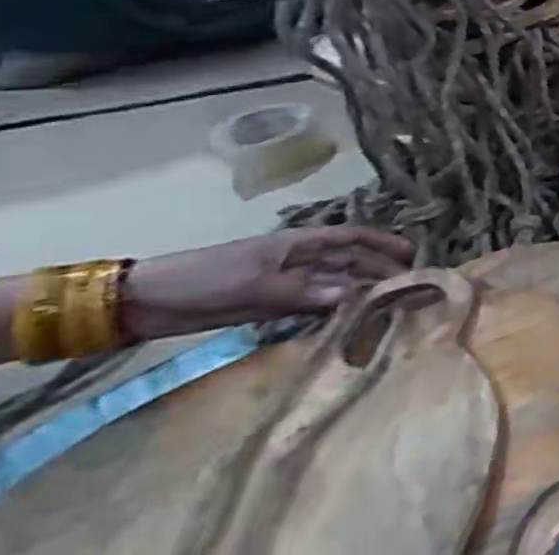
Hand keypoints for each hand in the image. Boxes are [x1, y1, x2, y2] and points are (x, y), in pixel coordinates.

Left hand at [121, 227, 413, 339]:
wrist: (146, 301)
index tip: (412, 254)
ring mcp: (287, 283)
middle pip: (350, 262)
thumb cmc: (204, 278)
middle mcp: (301, 260)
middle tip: (409, 286)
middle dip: (380, 269)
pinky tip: (350, 320)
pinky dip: (334, 310)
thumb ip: (303, 291)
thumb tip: (352, 295)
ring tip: (388, 305)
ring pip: (335, 284)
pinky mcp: (272, 306)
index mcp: (300, 243)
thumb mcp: (254, 284)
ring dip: (360, 291)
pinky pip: (313, 305)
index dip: (383, 243)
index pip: (353, 238)